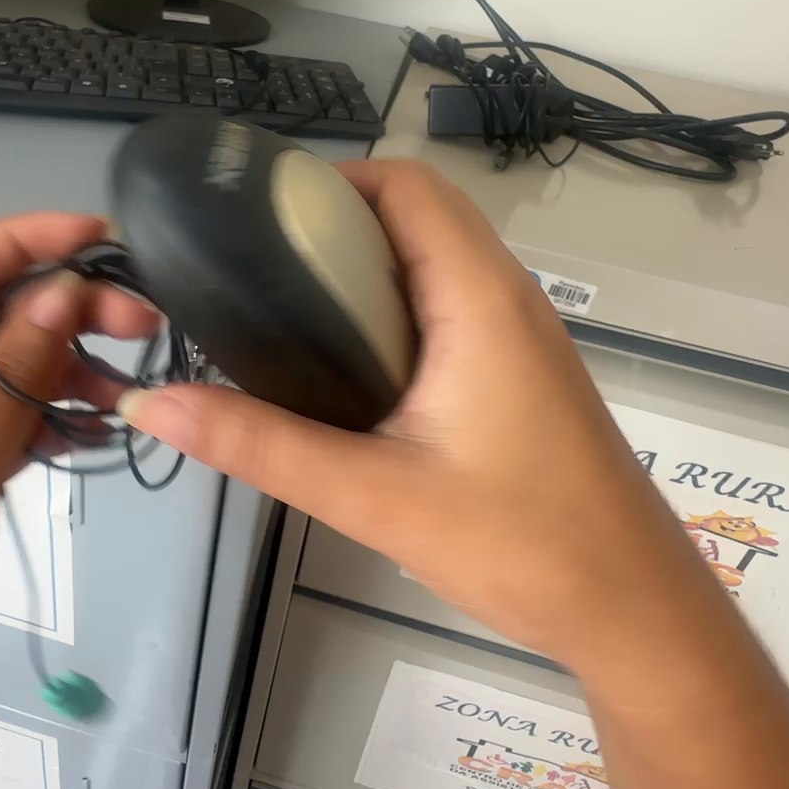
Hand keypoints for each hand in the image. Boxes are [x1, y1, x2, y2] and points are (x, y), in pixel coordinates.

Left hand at [0, 214, 152, 788]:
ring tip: (127, 390)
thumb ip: (5, 384)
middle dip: (58, 312)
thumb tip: (67, 294)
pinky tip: (96, 430)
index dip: (19, 241)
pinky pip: (0, 422)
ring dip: (62, 371)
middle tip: (141, 320)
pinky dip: (47, 420)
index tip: (100, 238)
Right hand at [115, 160, 691, 663]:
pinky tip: (347, 359)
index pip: (409, 187)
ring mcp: (521, 331)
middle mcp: (508, 295)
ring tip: (287, 303)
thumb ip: (262, 445)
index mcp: (480, 297)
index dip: (336, 178)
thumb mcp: (375, 496)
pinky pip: (451, 301)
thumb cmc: (520, 544)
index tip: (263, 210)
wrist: (633, 610)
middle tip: (257, 261)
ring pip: (436, 257)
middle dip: (338, 218)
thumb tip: (155, 405)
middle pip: (420, 212)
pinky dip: (395, 301)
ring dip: (366, 262)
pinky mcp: (521, 368)